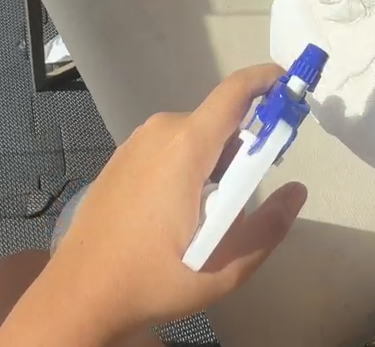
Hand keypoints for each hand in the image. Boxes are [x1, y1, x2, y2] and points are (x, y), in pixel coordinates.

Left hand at [39, 65, 308, 337]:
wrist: (77, 295)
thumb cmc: (151, 279)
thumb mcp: (222, 269)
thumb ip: (267, 228)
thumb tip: (297, 191)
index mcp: (187, 146)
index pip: (235, 92)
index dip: (268, 80)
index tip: (293, 83)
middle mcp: (162, 130)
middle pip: (220, 122)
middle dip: (245, 148)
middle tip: (249, 192)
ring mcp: (138, 140)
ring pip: (196, 136)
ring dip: (215, 162)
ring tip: (209, 216)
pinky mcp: (124, 156)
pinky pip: (171, 147)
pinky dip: (189, 166)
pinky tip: (179, 213)